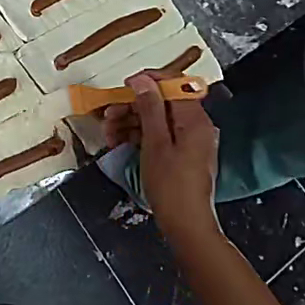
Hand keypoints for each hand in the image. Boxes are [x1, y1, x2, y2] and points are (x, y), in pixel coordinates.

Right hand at [122, 72, 220, 240]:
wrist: (186, 225)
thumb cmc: (170, 185)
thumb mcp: (155, 143)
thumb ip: (150, 108)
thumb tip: (142, 79)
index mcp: (195, 118)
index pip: (173, 85)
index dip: (148, 82)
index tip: (123, 87)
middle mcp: (196, 125)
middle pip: (163, 103)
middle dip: (133, 107)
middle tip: (108, 116)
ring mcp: (191, 140)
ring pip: (158, 120)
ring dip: (132, 123)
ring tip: (109, 134)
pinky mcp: (183, 154)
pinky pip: (162, 136)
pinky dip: (141, 137)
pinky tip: (120, 143)